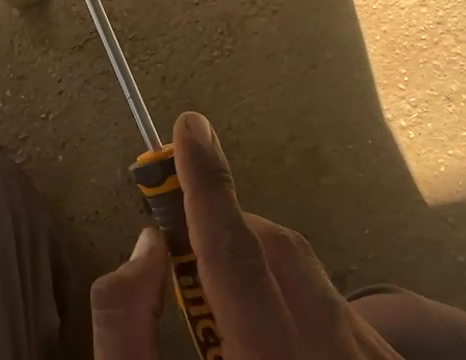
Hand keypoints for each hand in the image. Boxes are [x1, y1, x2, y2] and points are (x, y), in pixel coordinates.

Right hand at [91, 113, 402, 358]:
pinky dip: (299, 298)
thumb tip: (146, 248)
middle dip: (225, 227)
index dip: (206, 183)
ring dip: (261, 261)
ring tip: (231, 305)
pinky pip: (339, 307)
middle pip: (274, 250)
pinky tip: (281, 344)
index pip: (231, 253)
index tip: (190, 127)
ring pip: (311, 274)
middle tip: (185, 243)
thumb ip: (125, 323)